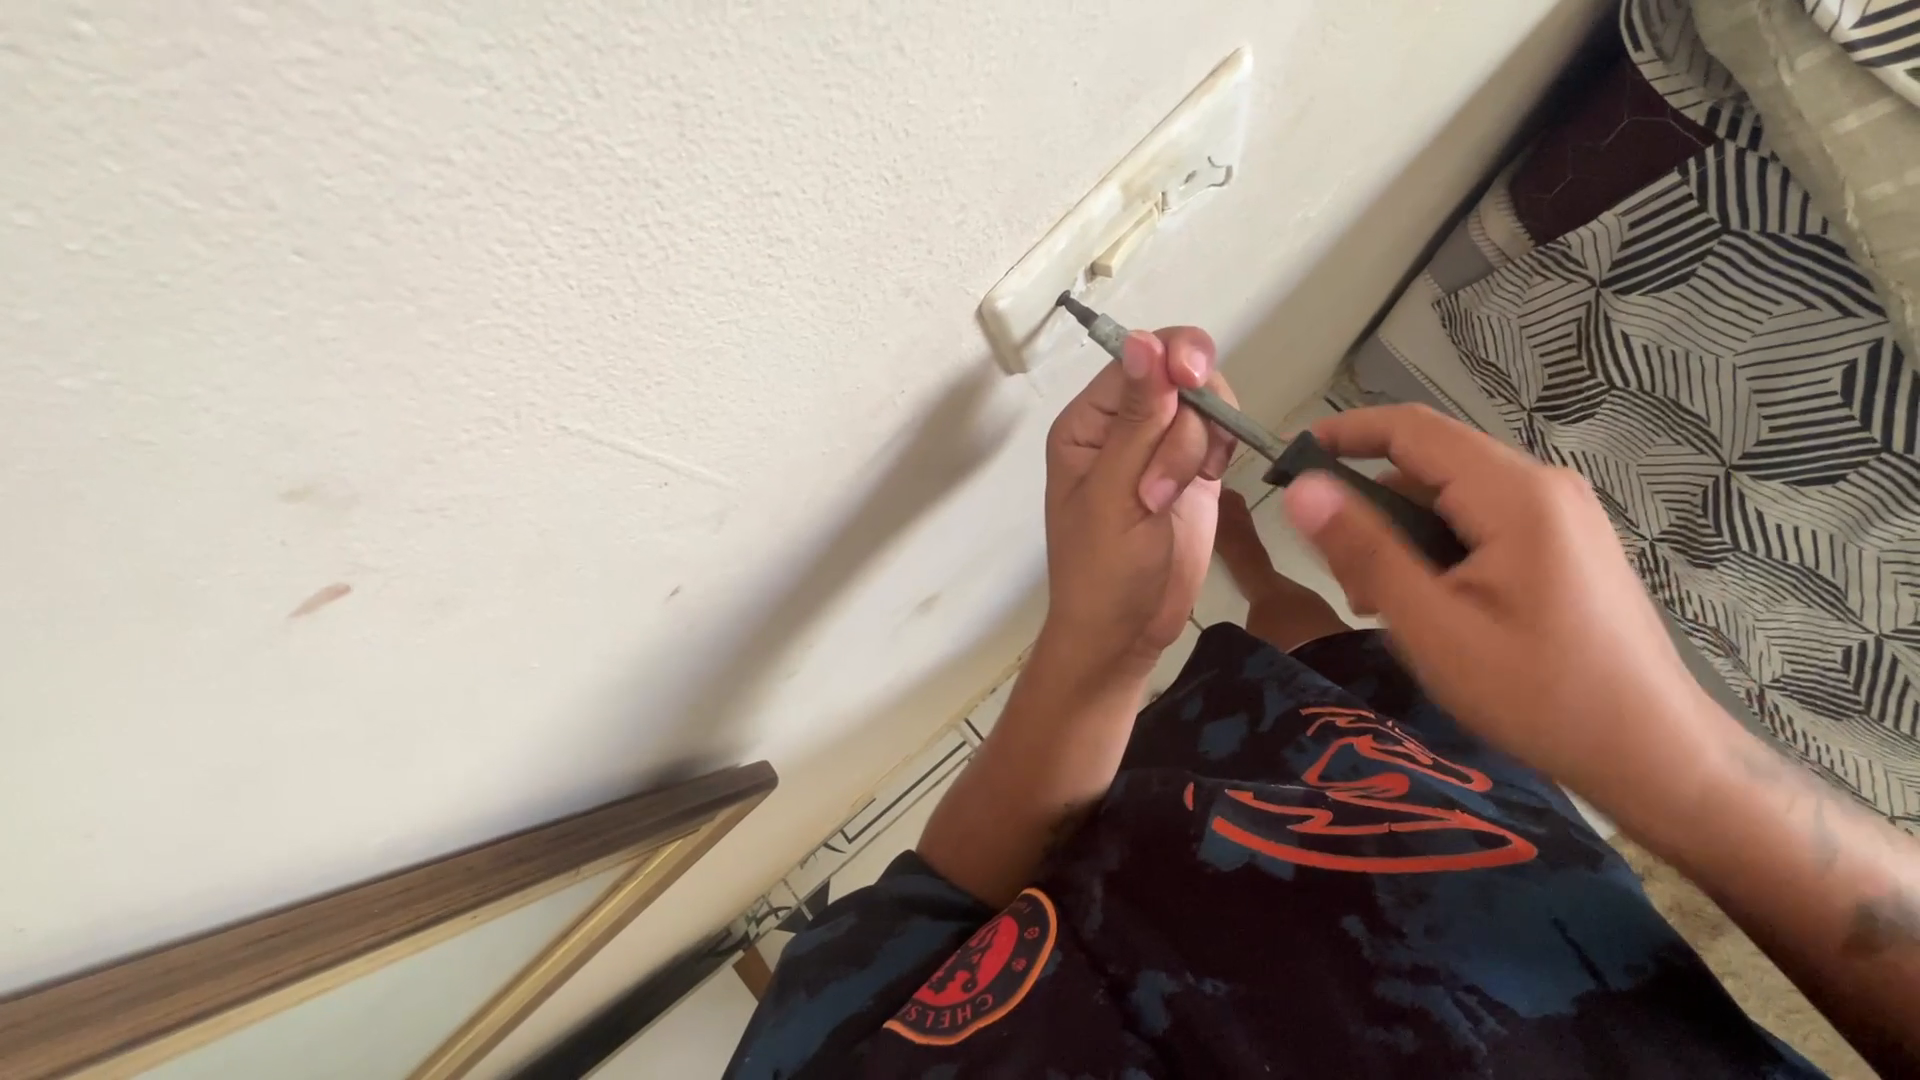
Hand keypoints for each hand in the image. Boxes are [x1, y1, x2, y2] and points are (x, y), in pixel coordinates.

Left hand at [1042, 327, 1235, 677]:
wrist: (1125, 632)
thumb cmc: (1103, 571)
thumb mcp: (1114, 495)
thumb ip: (1136, 421)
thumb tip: (1143, 338)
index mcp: (1088, 423)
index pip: (1138, 359)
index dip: (1172, 362)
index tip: (1193, 384)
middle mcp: (1123, 426)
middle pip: (1180, 376)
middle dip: (1187, 424)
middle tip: (1164, 485)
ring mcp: (1160, 447)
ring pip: (1205, 406)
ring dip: (1201, 447)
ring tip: (1172, 498)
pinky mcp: (1192, 470)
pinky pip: (1220, 434)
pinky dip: (1222, 451)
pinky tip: (1208, 483)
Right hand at [1281, 405, 1743, 806]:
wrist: (1656, 757)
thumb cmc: (1539, 695)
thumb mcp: (1432, 627)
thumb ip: (1364, 551)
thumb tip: (1301, 489)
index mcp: (1515, 495)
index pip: (1410, 428)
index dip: (1340, 433)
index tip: (1284, 462)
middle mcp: (1543, 487)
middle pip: (1428, 463)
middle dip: (1368, 503)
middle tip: (1337, 573)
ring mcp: (1559, 515)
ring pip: (1449, 496)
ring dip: (1399, 533)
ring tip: (1379, 601)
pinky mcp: (1562, 544)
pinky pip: (1477, 521)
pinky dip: (1434, 548)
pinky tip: (1427, 603)